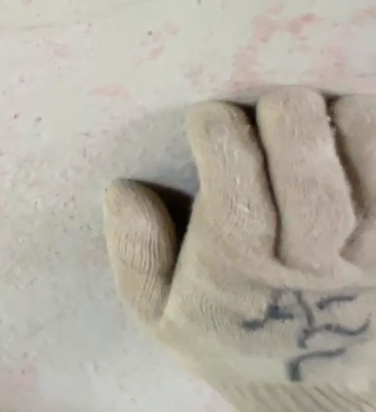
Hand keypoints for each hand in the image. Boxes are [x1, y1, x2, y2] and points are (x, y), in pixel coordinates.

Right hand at [105, 89, 375, 409]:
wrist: (323, 408)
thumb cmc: (228, 340)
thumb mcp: (153, 311)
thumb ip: (134, 249)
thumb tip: (127, 188)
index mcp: (239, 272)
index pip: (236, 195)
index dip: (223, 141)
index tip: (211, 114)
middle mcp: (314, 270)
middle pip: (316, 189)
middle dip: (296, 126)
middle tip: (280, 97)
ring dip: (364, 138)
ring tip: (340, 105)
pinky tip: (368, 131)